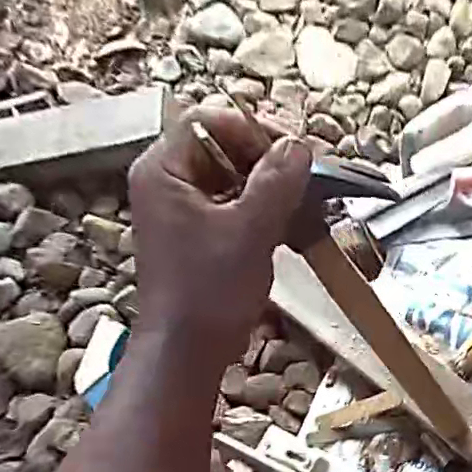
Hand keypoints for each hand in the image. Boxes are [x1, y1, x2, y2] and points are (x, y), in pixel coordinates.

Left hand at [126, 108, 310, 366]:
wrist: (190, 348)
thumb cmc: (209, 291)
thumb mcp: (248, 233)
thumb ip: (275, 186)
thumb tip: (300, 148)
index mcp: (164, 171)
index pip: (209, 122)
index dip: (254, 132)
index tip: (296, 156)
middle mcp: (169, 185)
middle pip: (223, 150)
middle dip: (267, 163)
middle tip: (307, 183)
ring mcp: (185, 214)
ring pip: (233, 182)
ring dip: (271, 191)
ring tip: (305, 208)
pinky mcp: (203, 240)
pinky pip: (236, 211)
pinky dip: (264, 215)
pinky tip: (289, 230)